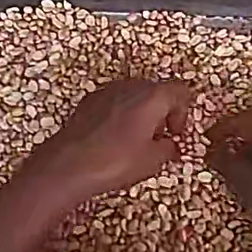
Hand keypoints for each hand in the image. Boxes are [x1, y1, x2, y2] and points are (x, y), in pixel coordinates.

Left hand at [16, 79, 193, 208]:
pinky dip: (121, 115)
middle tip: (161, 138)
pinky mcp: (89, 101)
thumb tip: (169, 145)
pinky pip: (114, 102)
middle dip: (163, 112)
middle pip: (156, 91)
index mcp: (152, 96)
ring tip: (137, 141)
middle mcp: (130, 86)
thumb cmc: (115, 161)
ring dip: (141, 113)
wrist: (69, 165)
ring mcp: (107, 91)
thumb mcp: (153, 161)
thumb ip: (169, 148)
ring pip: (134, 95)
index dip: (183, 112)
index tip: (176, 133)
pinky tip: (115, 139)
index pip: (180, 91)